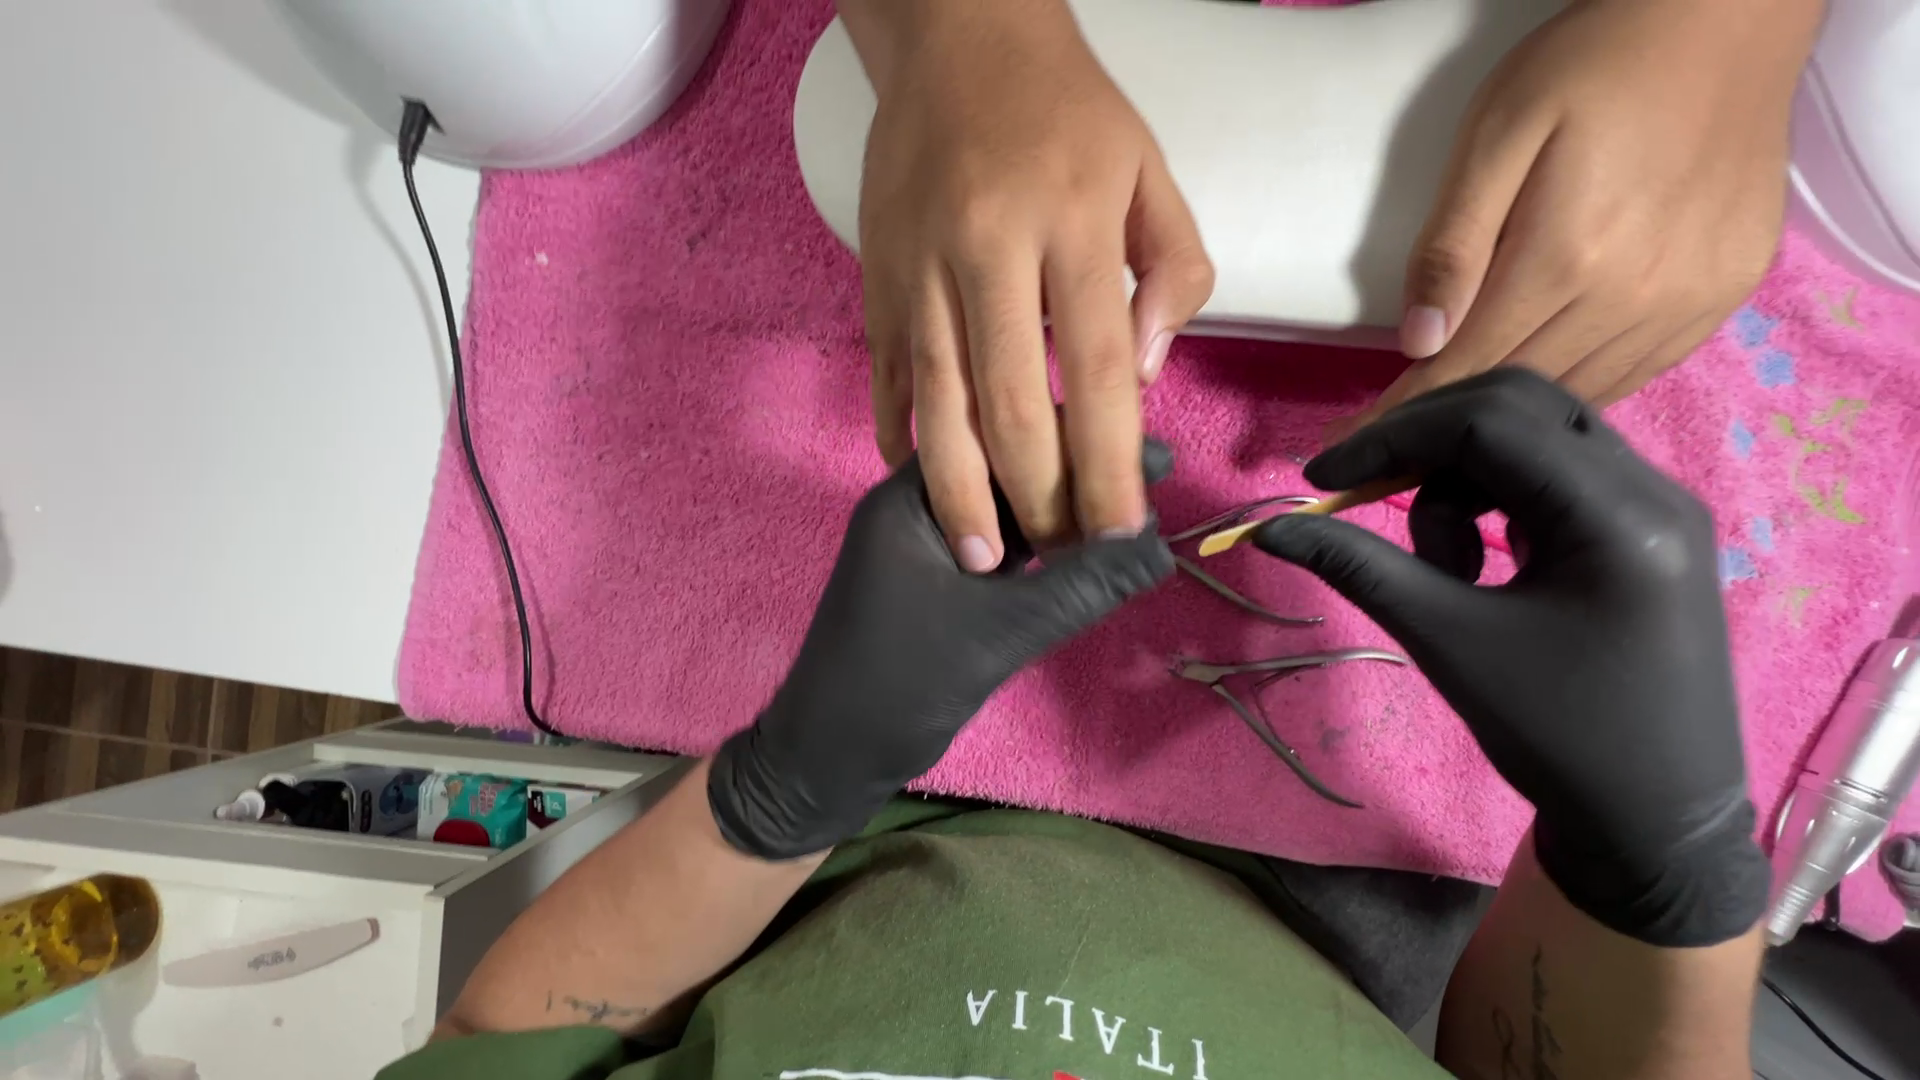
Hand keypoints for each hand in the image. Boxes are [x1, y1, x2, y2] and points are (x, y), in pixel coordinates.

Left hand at [707, 442, 1175, 858]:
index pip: (999, 440)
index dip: (1075, 440)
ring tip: (1136, 507)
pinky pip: (1001, 551)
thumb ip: (1080, 587)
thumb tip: (1162, 547)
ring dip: (1064, 515)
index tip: (1147, 444)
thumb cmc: (899, 683)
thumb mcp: (997, 632)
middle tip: (1155, 474)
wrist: (833, 756)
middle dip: (1077, 475)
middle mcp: (919, 507)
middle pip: (1007, 473)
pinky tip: (1092, 549)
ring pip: (1007, 514)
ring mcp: (929, 547)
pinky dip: (1043, 551)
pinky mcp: (941, 583)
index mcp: (912, 496)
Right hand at [847, 0, 1212, 569]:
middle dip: (1038, 500)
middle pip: (1010, 409)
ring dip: (961, 496)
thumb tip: (1143, 378)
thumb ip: (1172, 274)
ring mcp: (918, 274)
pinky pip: (886, 380)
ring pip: (938, 409)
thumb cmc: (1066, 116)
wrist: (956, 45)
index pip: (1097, 373)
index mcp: (1072, 226)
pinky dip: (902, 442)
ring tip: (984, 558)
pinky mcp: (876, 285)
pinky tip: (919, 491)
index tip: (1121, 534)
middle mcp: (986, 255)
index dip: (1109, 465)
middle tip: (1056, 558)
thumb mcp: (1150, 173)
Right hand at [1255, 370, 1767, 945]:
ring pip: (1527, 438)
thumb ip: (1357, 567)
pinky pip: (1545, 476)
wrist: (1652, 817)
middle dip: (1421, 444)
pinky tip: (1475, 562)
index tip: (1320, 482)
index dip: (1389, 439)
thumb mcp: (1444, 640)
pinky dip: (1487, 501)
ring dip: (1455, 481)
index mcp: (1617, 514)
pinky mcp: (1636, 530)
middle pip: (1514, 408)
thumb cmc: (1554, 731)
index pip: (1487, 425)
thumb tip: (1270, 529)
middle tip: (1362, 494)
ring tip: (1440, 565)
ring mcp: (1650, 507)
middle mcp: (1649, 489)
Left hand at [1347, 0, 1818, 431]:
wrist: (1729, 13)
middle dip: (1442, 433)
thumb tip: (1417, 343)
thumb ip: (1452, 248)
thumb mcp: (1493, 141)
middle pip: (1512, 395)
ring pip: (1572, 398)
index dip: (1401, 418)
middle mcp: (1632, 297)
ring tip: (1452, 436)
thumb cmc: (1589, 69)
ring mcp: (1688, 302)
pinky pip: (1630, 375)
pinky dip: (1571, 396)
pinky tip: (1534, 397)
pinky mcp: (1724, 295)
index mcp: (1565, 260)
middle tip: (1391, 453)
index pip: (1459, 371)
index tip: (1351, 454)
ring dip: (1507, 423)